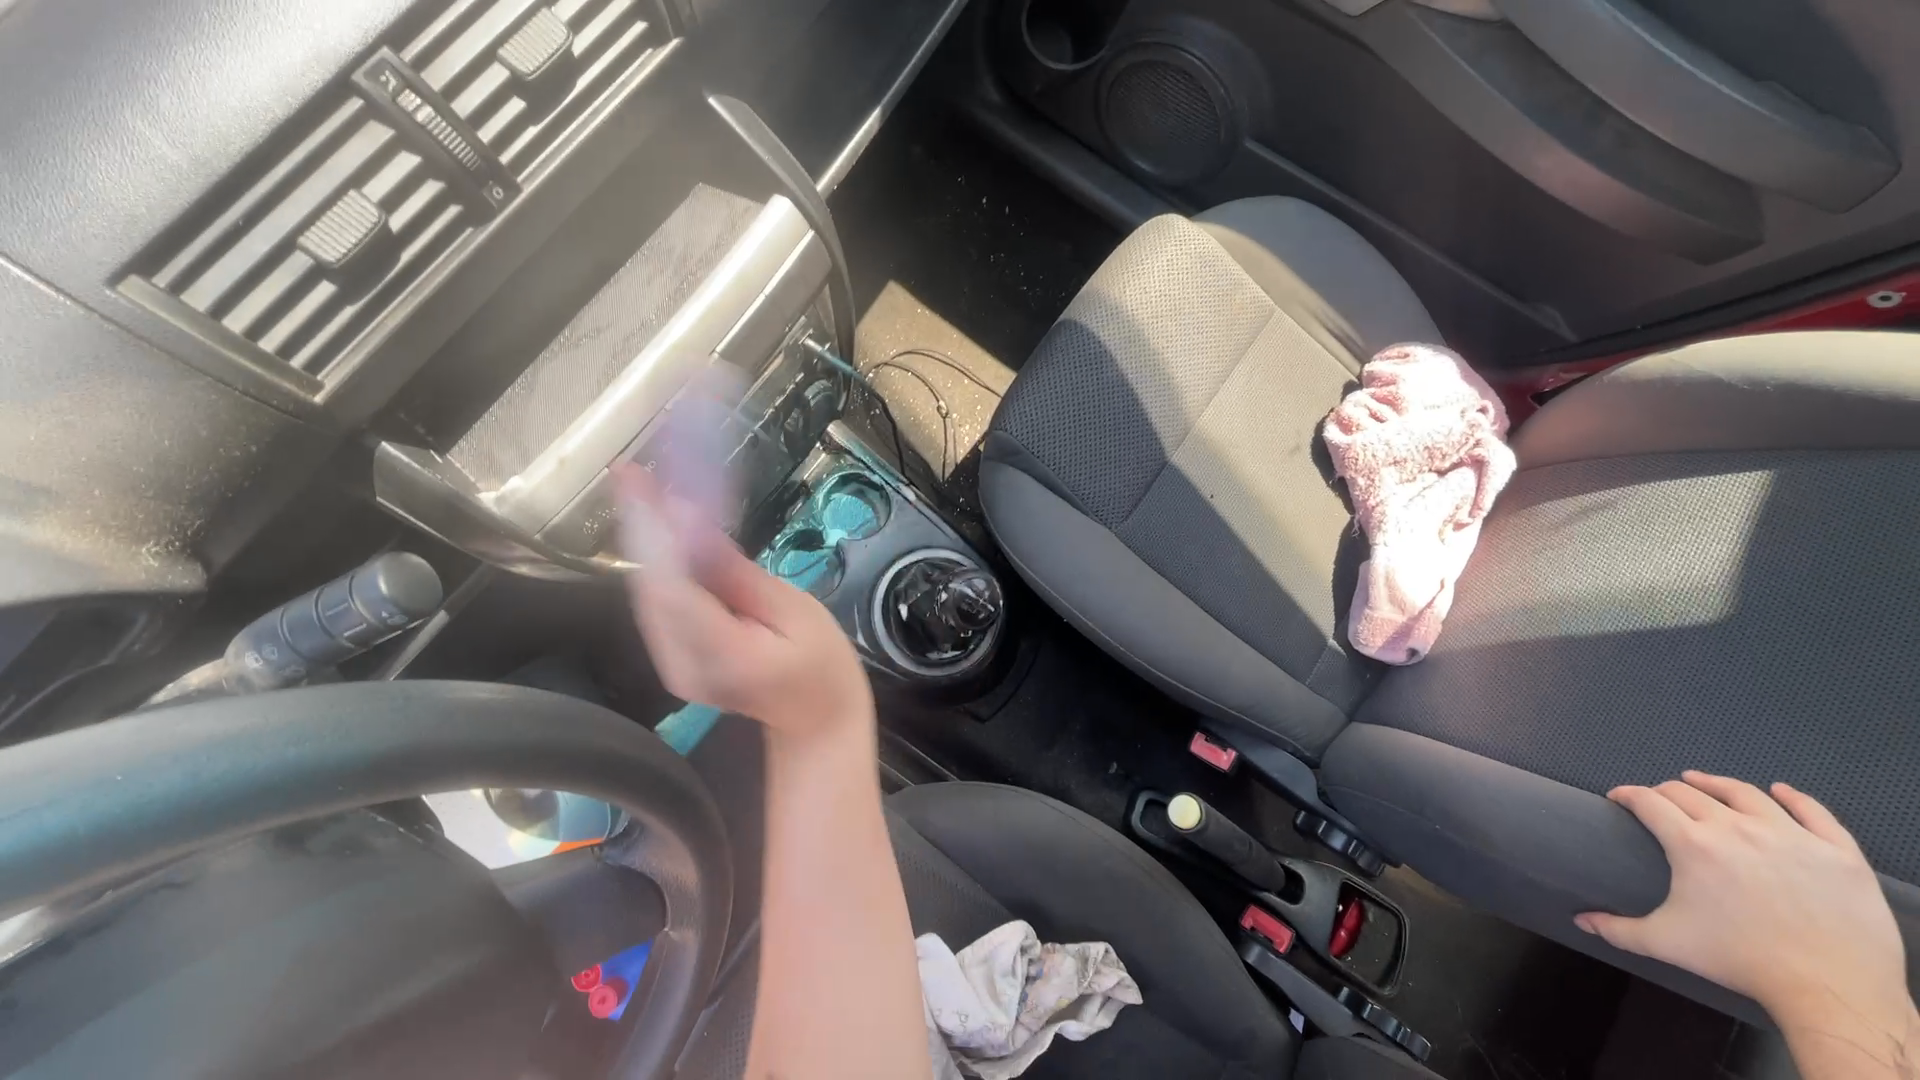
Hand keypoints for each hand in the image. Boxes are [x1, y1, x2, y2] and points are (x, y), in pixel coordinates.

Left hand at [615, 464, 872, 741]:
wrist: (817, 719)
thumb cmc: (821, 663)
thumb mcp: (793, 609)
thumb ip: (735, 572)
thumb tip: (690, 523)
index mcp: (721, 655)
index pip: (672, 586)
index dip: (651, 531)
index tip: (636, 482)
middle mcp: (682, 664)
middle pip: (649, 587)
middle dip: (640, 527)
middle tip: (633, 475)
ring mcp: (671, 666)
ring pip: (645, 593)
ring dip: (644, 541)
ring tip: (643, 491)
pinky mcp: (671, 659)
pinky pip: (656, 604)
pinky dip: (656, 564)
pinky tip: (659, 532)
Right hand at [1578, 772, 1909, 1026]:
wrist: (1832, 989)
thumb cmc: (1741, 960)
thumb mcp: (1667, 943)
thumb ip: (1617, 929)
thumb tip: (1581, 920)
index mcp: (1692, 844)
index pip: (1648, 801)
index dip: (1627, 794)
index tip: (1618, 799)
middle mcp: (1737, 828)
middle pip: (1690, 793)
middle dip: (1664, 791)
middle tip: (1658, 801)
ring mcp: (1792, 836)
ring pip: (1746, 793)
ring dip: (1716, 783)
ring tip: (1703, 782)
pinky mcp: (1838, 851)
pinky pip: (1814, 812)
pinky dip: (1794, 797)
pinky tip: (1780, 791)